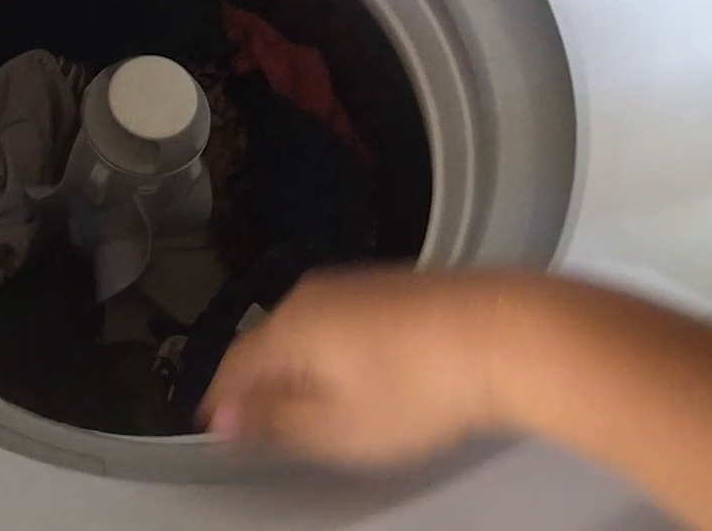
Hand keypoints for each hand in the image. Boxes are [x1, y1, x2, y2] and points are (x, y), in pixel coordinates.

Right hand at [198, 267, 525, 467]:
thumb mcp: (337, 427)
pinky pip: (334, 318)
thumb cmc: (414, 389)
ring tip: (309, 406)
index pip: (234, 363)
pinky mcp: (383, 284)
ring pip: (301, 328)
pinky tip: (354, 373)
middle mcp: (310, 295)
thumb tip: (222, 418)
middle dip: (259, 383)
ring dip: (295, 367)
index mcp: (289, 326)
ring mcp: (348, 283)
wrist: (498, 331)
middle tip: (262, 426)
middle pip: (267, 342)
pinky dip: (328, 350)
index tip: (213, 428)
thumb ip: (274, 421)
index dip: (220, 398)